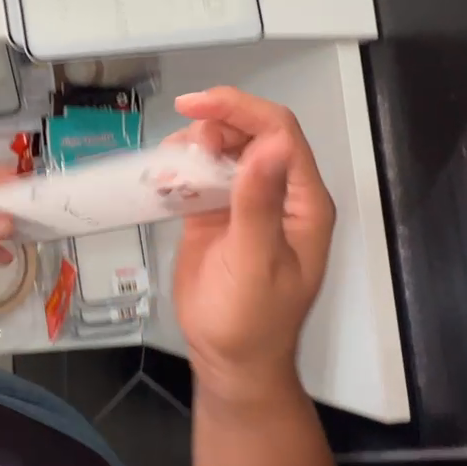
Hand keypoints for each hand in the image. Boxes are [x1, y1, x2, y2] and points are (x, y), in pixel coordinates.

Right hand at [166, 87, 336, 404]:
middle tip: (179, 136)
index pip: (278, 134)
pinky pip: (200, 176)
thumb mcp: (257, 262)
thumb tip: (269, 146)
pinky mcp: (216, 214)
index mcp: (302, 201)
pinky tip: (164, 178)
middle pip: (251, 134)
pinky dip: (181, 169)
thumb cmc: (251, 320)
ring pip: (224, 151)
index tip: (195, 105)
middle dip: (216, 123)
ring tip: (171, 162)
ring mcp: (245, 203)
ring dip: (196, 145)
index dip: (239, 110)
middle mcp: (277, 194)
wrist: (229, 360)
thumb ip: (259, 203)